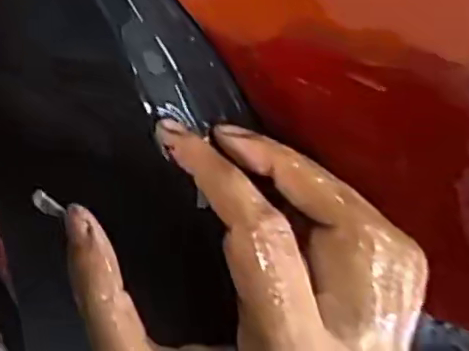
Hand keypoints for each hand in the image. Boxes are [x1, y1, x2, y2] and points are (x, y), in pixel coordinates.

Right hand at [66, 122, 426, 350]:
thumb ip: (102, 294)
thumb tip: (79, 215)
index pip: (264, 235)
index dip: (213, 172)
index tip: (170, 139)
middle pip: (354, 232)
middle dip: (285, 166)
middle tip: (224, 138)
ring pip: (388, 245)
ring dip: (323, 185)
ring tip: (259, 157)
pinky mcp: (389, 348)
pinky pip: (389, 265)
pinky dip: (343, 215)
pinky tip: (292, 202)